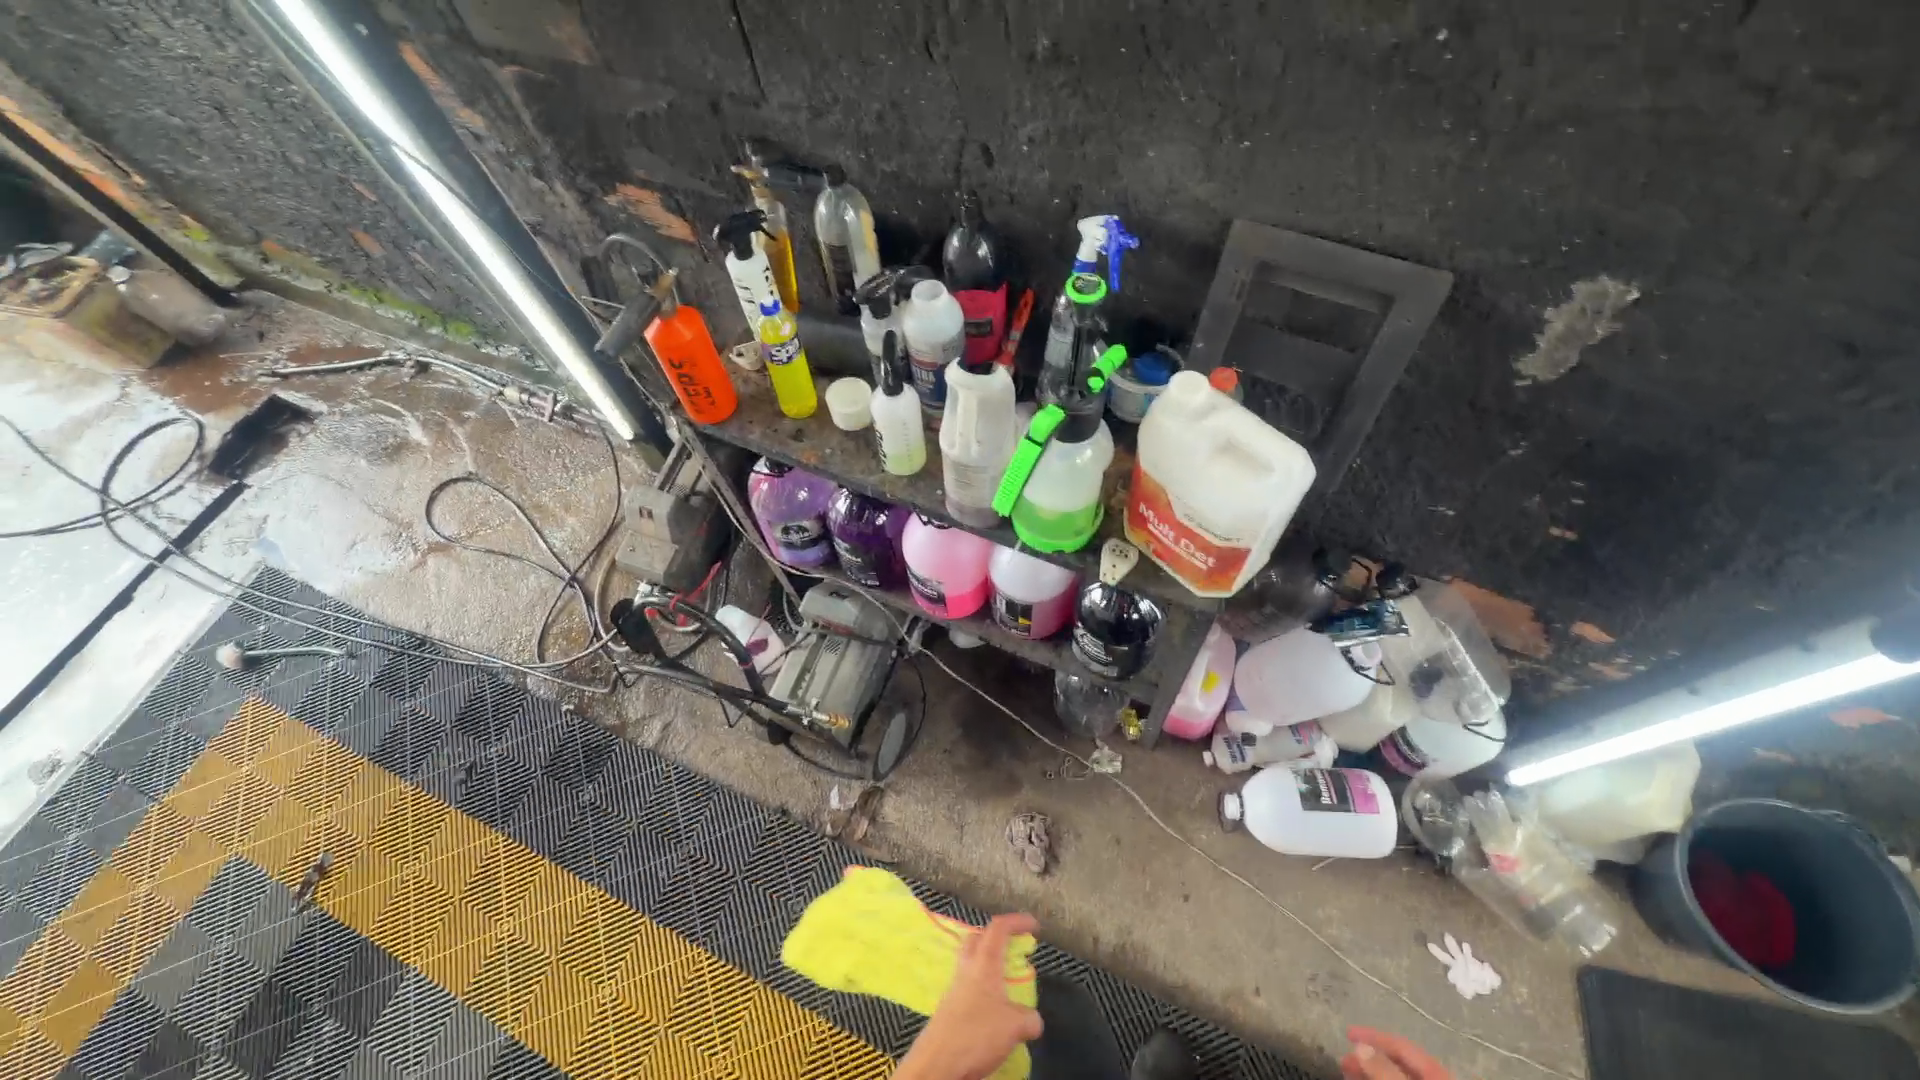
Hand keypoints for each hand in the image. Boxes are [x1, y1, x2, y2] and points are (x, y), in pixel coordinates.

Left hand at [895, 914, 1042, 1079]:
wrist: (936, 1064)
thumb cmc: (976, 1034)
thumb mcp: (1015, 1026)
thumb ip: (1029, 1018)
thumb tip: (1032, 1020)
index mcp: (984, 963)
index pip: (999, 928)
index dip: (1017, 921)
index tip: (1034, 926)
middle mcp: (967, 969)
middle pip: (978, 939)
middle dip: (997, 938)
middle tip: (1014, 949)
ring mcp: (954, 988)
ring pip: (971, 963)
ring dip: (989, 965)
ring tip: (1008, 983)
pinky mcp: (949, 1008)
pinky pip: (968, 987)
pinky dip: (984, 989)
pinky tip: (994, 1009)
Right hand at [1340, 1027, 1451, 1079]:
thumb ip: (1384, 1069)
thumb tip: (1360, 1046)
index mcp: (1434, 1068)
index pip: (1400, 1044)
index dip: (1373, 1036)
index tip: (1347, 1033)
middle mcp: (1433, 1074)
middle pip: (1398, 1060)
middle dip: (1369, 1056)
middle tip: (1344, 1060)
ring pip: (1397, 1074)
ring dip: (1372, 1069)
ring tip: (1350, 1072)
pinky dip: (1380, 1079)